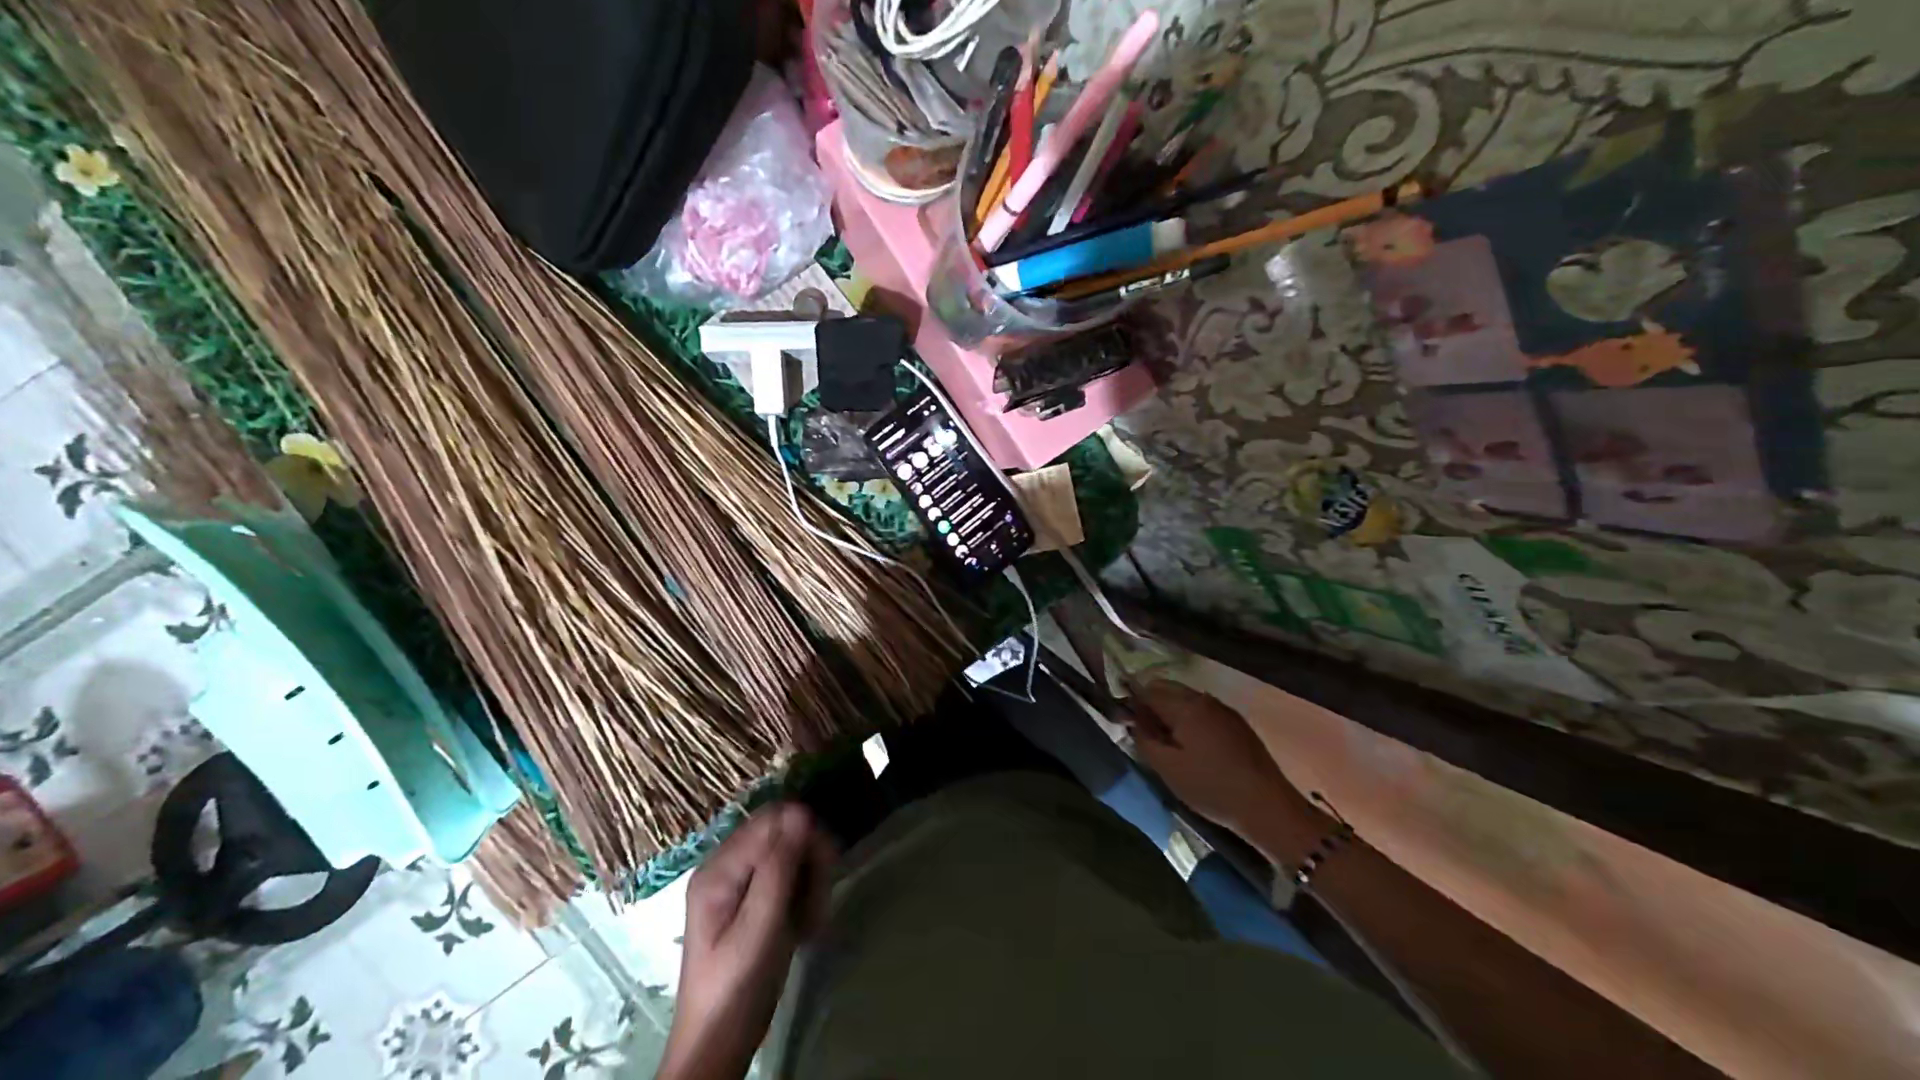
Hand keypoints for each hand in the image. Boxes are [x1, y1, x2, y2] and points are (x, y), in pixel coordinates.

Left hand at [659, 802, 834, 1079]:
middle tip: (818, 905)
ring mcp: (740, 884)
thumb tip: (800, 811)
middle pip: (784, 834)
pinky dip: (804, 898)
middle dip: (810, 863)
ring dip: (811, 884)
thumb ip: (778, 867)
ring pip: (792, 857)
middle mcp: (728, 867)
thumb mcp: (760, 927)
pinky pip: (790, 879)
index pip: (772, 820)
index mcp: (719, 868)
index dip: (804, 836)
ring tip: (811, 922)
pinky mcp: (755, 901)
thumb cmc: (736, 987)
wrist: (719, 1044)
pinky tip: (805, 927)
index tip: (824, 871)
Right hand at [1124, 679, 1328, 863]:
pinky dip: (1190, 720)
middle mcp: (1205, 699)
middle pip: (1168, 689)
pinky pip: (1204, 712)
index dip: (1132, 702)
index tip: (1125, 721)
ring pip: (1187, 699)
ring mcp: (1224, 710)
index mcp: (1186, 705)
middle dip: (1151, 704)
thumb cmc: (1211, 787)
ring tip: (1166, 742)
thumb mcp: (1167, 768)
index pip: (1148, 689)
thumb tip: (1133, 719)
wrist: (1267, 807)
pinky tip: (1192, 746)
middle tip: (1144, 733)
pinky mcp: (1238, 725)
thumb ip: (1144, 738)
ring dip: (1171, 712)